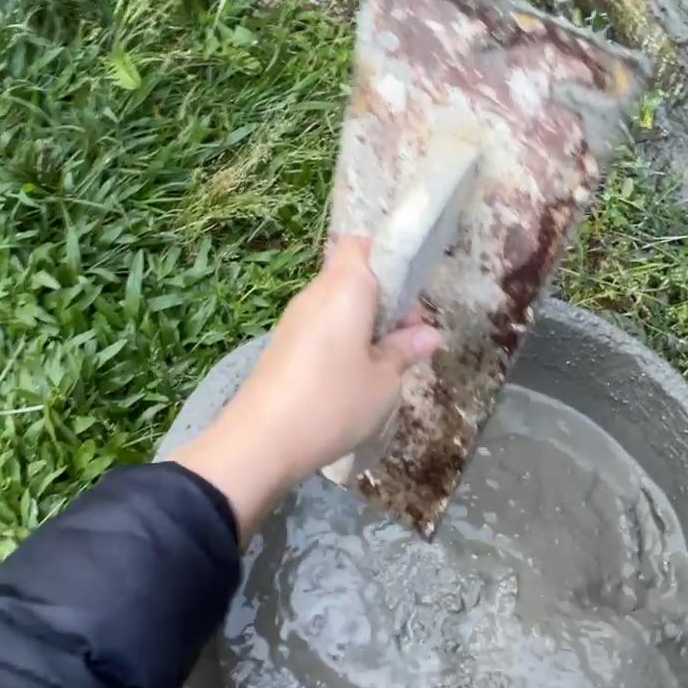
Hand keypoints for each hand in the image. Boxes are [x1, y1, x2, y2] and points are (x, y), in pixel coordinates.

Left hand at [168, 237, 440, 539]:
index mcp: (345, 287)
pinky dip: (342, 339)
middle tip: (408, 335)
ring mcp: (295, 320)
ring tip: (386, 360)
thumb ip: (405, 351)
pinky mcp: (283, 346)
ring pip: (337, 304)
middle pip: (352, 275)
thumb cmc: (332, 403)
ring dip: (364, 322)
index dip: (388, 257)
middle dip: (384, 297)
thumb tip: (428, 334)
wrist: (259, 443)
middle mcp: (316, 294)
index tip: (411, 291)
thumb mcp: (384, 382)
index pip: (361, 244)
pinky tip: (354, 376)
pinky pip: (321, 326)